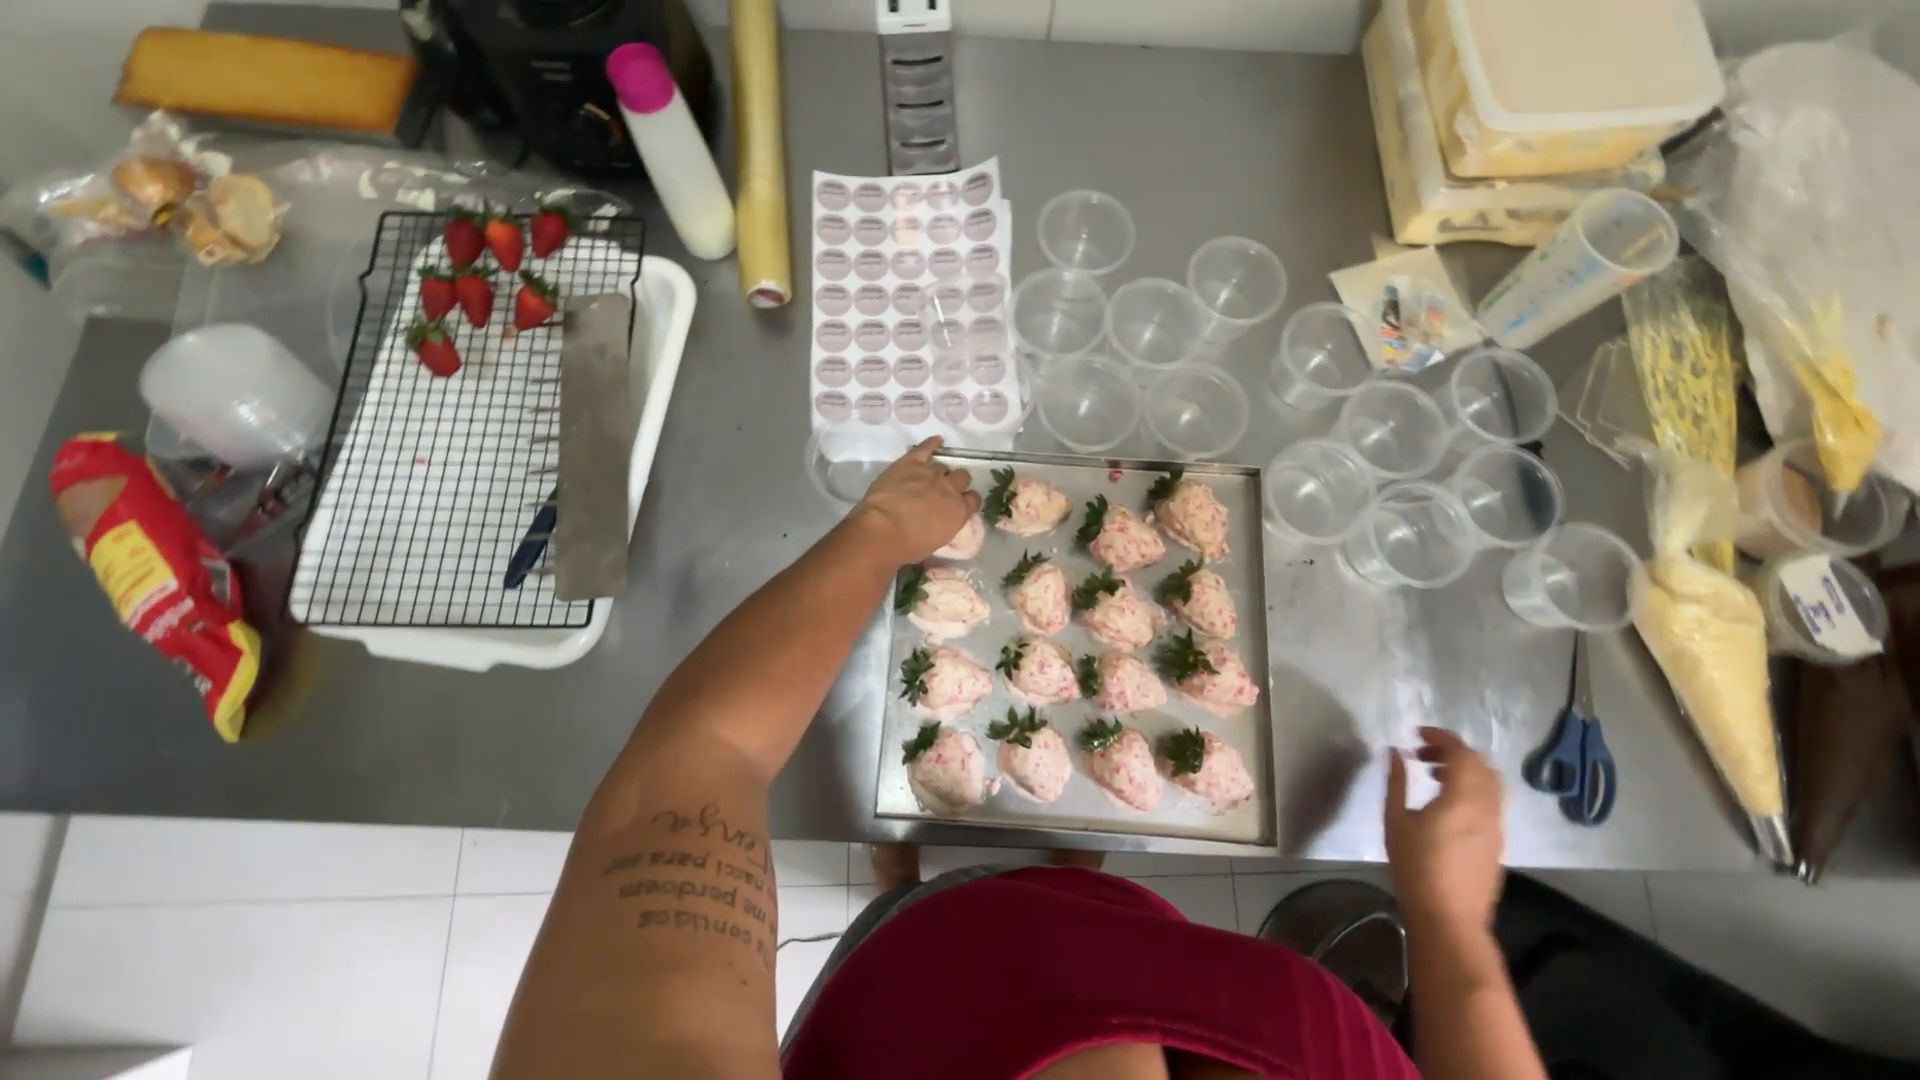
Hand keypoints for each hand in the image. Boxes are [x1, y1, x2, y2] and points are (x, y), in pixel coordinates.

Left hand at [847, 437, 979, 565]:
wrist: (884, 530)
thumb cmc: (909, 546)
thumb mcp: (937, 541)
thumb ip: (945, 526)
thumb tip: (941, 522)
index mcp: (959, 511)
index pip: (973, 499)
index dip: (967, 500)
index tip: (960, 503)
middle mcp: (950, 488)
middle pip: (962, 477)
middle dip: (955, 482)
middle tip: (943, 490)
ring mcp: (930, 472)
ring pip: (943, 465)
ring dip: (938, 471)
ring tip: (929, 477)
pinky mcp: (910, 462)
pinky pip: (925, 448)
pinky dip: (931, 443)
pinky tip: (936, 441)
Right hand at [1384, 726, 1505, 936]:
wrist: (1449, 917)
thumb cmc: (1416, 867)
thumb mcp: (1396, 821)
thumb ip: (1397, 782)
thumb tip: (1396, 752)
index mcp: (1462, 799)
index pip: (1461, 753)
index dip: (1440, 737)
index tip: (1416, 733)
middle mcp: (1487, 807)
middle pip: (1480, 765)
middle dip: (1452, 751)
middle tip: (1422, 754)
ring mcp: (1497, 825)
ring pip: (1491, 783)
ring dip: (1465, 770)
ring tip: (1434, 777)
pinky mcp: (1497, 841)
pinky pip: (1491, 801)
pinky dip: (1473, 789)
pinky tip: (1447, 804)